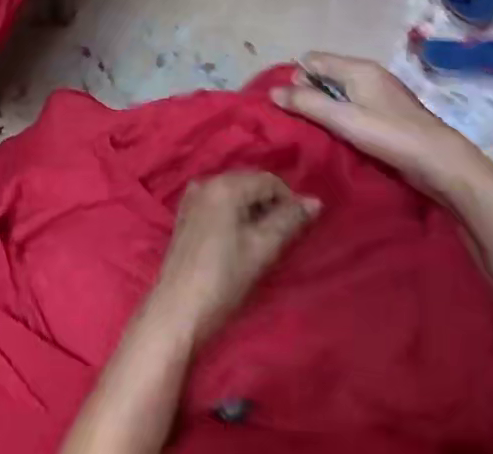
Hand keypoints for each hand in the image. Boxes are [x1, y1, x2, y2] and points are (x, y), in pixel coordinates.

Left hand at [149, 172, 319, 345]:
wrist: (177, 312)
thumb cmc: (223, 279)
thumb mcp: (262, 248)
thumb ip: (290, 220)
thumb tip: (315, 201)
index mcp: (224, 185)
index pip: (269, 181)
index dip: (289, 201)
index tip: (298, 230)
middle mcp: (206, 182)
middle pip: (250, 184)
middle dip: (270, 206)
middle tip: (282, 239)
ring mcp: (192, 198)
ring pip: (235, 195)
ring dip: (253, 212)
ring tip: (262, 244)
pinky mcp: (186, 216)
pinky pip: (219, 205)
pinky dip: (235, 216)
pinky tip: (240, 243)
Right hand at [272, 52, 492, 203]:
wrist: (442, 162)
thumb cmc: (390, 136)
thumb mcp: (343, 119)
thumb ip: (307, 103)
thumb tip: (272, 91)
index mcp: (358, 68)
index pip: (313, 59)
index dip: (297, 77)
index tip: (288, 103)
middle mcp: (369, 74)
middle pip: (326, 73)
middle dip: (309, 91)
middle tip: (298, 119)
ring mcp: (381, 93)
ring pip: (341, 91)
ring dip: (326, 106)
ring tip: (314, 129)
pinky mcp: (389, 113)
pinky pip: (355, 105)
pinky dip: (342, 115)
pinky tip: (339, 135)